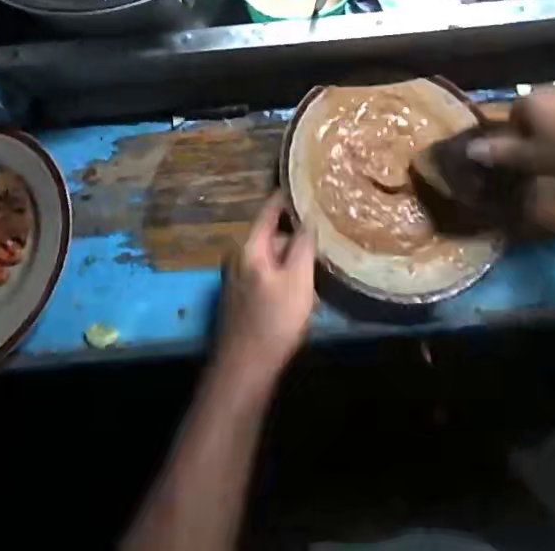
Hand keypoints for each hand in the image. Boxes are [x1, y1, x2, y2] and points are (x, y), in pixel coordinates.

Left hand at [214, 191, 315, 385]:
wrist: (244, 368)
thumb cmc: (275, 321)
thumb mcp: (298, 281)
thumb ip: (302, 247)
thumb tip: (307, 219)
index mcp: (250, 248)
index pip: (268, 212)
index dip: (284, 198)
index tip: (300, 185)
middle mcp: (238, 258)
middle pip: (270, 236)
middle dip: (293, 234)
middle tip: (319, 233)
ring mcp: (235, 279)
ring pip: (268, 258)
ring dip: (288, 257)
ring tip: (313, 262)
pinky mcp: (239, 299)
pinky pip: (264, 274)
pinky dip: (281, 273)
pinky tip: (297, 289)